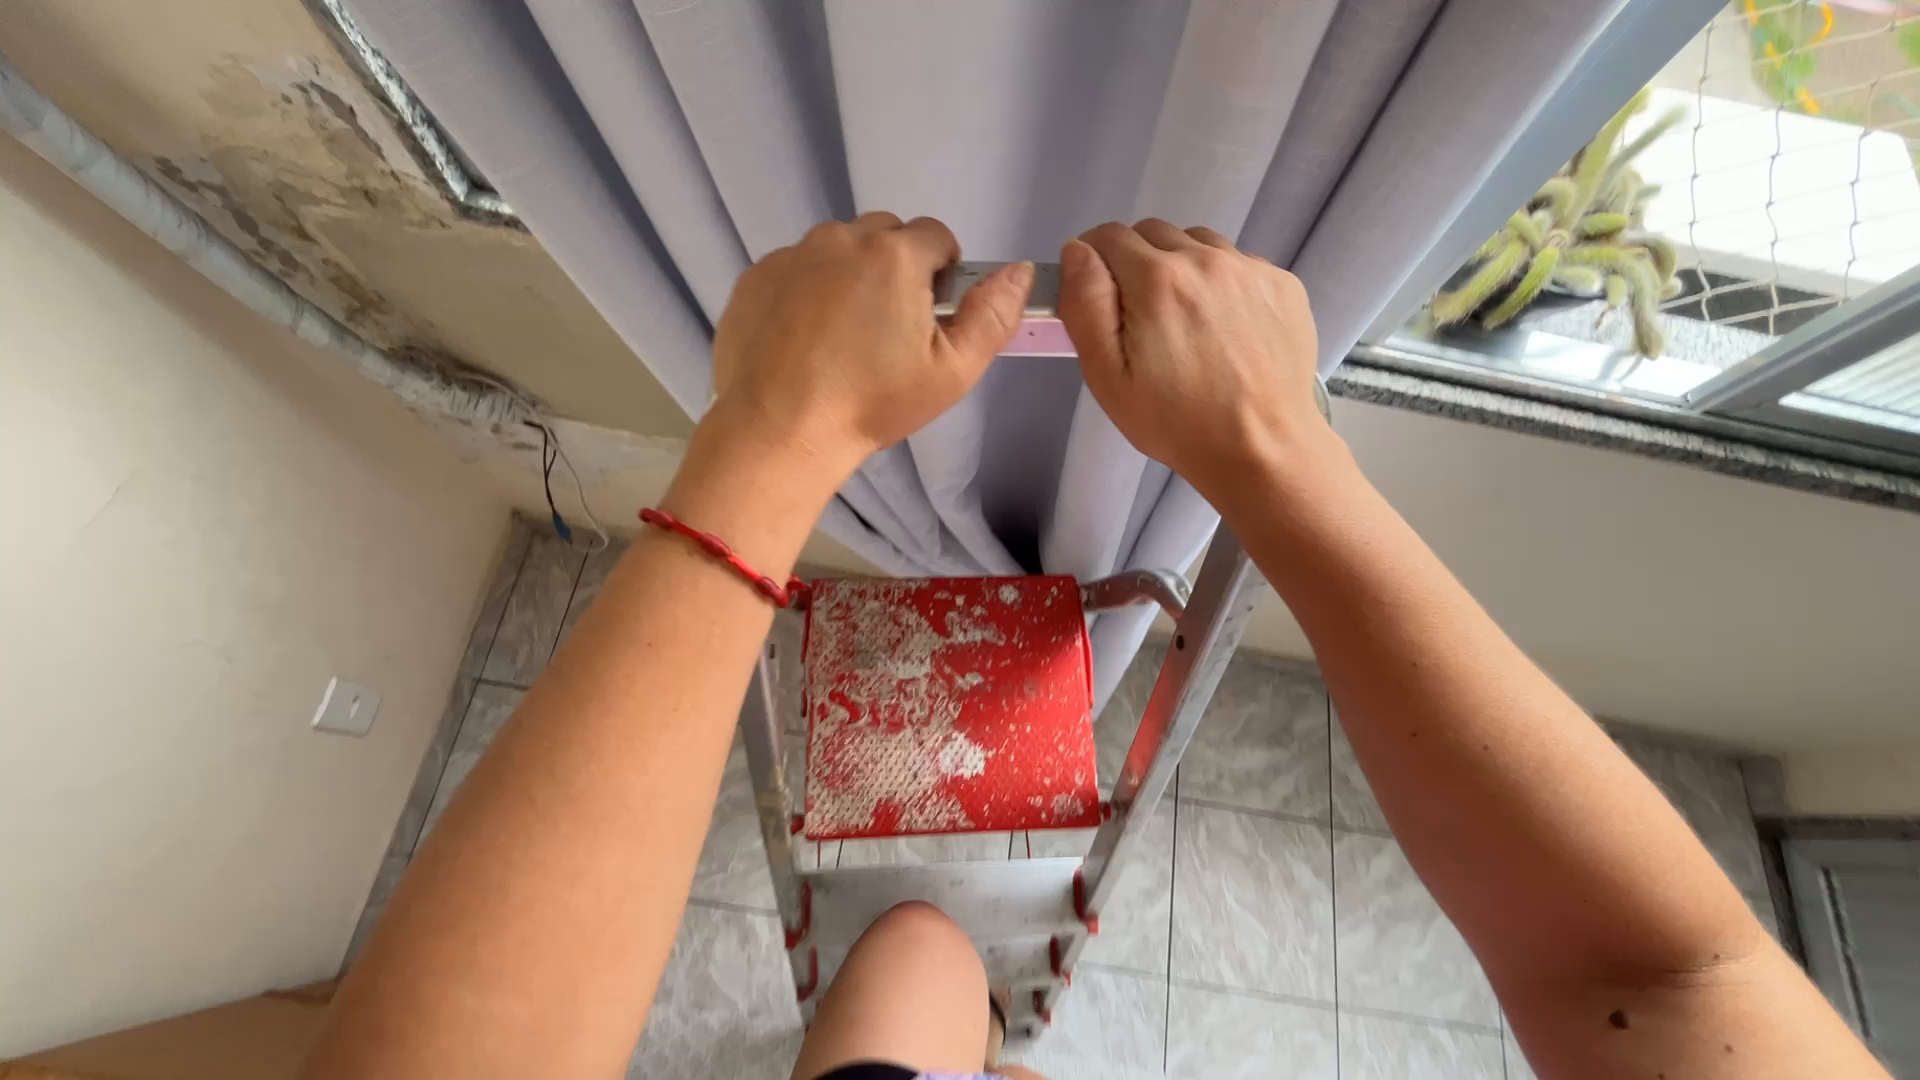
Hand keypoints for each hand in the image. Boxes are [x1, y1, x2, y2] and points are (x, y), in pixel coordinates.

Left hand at [707, 212, 1033, 479]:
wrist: (780, 431)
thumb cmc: (873, 404)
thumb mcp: (951, 371)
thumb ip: (993, 315)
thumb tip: (1021, 270)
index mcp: (894, 255)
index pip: (936, 236)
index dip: (943, 273)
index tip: (931, 317)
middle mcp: (839, 239)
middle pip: (885, 235)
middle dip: (897, 269)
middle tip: (889, 330)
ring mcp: (791, 256)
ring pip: (837, 249)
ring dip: (850, 276)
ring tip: (843, 337)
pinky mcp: (754, 278)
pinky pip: (796, 269)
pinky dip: (807, 291)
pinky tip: (805, 340)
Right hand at [1058, 219, 1330, 504]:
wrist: (1259, 447)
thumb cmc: (1174, 422)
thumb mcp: (1107, 377)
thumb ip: (1086, 305)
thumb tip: (1076, 250)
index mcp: (1157, 280)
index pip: (1108, 236)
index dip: (1092, 260)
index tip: (1096, 294)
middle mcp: (1206, 260)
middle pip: (1153, 233)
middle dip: (1134, 262)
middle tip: (1138, 318)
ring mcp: (1250, 269)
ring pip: (1197, 244)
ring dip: (1179, 268)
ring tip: (1182, 322)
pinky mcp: (1282, 285)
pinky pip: (1237, 264)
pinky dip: (1219, 284)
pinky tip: (1222, 330)